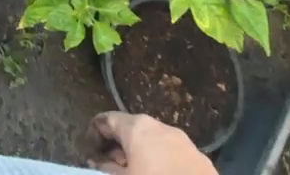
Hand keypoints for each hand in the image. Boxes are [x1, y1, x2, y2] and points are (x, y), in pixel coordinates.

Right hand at [80, 112, 214, 174]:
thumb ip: (105, 169)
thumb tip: (97, 162)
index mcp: (136, 126)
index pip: (105, 120)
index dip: (92, 135)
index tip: (87, 152)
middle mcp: (160, 126)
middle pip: (130, 130)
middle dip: (117, 147)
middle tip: (109, 167)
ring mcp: (185, 143)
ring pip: (154, 143)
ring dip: (140, 156)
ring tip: (135, 174)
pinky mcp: (202, 161)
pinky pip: (173, 156)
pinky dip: (161, 164)